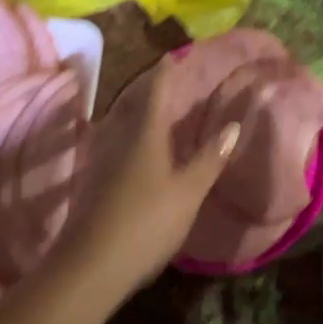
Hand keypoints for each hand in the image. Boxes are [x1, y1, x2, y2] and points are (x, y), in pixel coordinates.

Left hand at [59, 56, 241, 290]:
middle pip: (134, 106)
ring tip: (157, 111)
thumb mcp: (188, 192)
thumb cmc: (145, 222)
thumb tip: (233, 124)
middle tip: (168, 78)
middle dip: (150, 90)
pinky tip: (141, 153)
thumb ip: (209, 158)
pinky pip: (118, 148)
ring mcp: (105, 164)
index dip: (166, 73)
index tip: (174, 54)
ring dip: (139, 114)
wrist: (89, 269)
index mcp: (145, 135)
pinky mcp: (97, 187)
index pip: (156, 93)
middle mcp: (121, 141)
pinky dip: (132, 139)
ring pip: (124, 127)